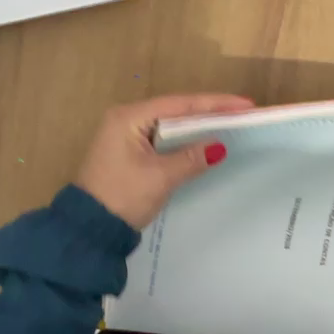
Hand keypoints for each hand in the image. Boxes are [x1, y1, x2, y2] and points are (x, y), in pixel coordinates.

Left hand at [75, 94, 253, 228]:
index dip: (214, 104)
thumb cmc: (122, 197)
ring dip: (196, 127)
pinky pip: (161, 139)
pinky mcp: (127, 152)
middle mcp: (125, 119)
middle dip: (207, 112)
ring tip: (229, 124)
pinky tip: (202, 143)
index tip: (244, 104)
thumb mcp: (160, 177)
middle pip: (174, 110)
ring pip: (168, 125)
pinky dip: (182, 141)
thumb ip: (191, 158)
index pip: (179, 104)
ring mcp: (124, 135)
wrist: (89, 229)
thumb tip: (219, 146)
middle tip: (241, 113)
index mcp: (128, 118)